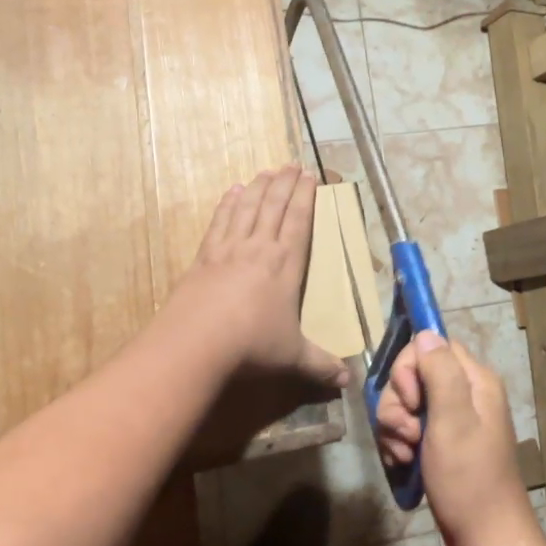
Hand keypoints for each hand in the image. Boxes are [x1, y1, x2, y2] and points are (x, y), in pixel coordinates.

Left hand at [161, 166, 348, 388]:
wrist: (197, 343)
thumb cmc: (252, 345)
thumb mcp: (292, 356)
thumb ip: (320, 365)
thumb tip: (347, 381)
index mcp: (286, 265)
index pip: (299, 221)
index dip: (305, 196)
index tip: (310, 175)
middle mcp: (259, 248)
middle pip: (274, 206)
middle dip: (285, 183)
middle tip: (292, 163)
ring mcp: (229, 249)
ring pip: (247, 208)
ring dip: (259, 187)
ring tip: (267, 171)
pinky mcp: (204, 256)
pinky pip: (220, 222)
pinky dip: (228, 204)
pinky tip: (232, 192)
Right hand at [375, 332, 538, 545]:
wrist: (485, 536)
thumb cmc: (469, 478)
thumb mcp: (452, 421)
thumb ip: (440, 372)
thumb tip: (425, 332)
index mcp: (475, 380)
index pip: (432, 346)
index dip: (410, 368)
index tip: (411, 400)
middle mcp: (466, 392)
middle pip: (414, 374)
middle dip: (399, 403)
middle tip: (407, 433)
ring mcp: (453, 419)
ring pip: (407, 402)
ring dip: (396, 427)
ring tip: (405, 454)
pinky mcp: (442, 442)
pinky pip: (409, 427)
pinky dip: (400, 443)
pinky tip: (403, 463)